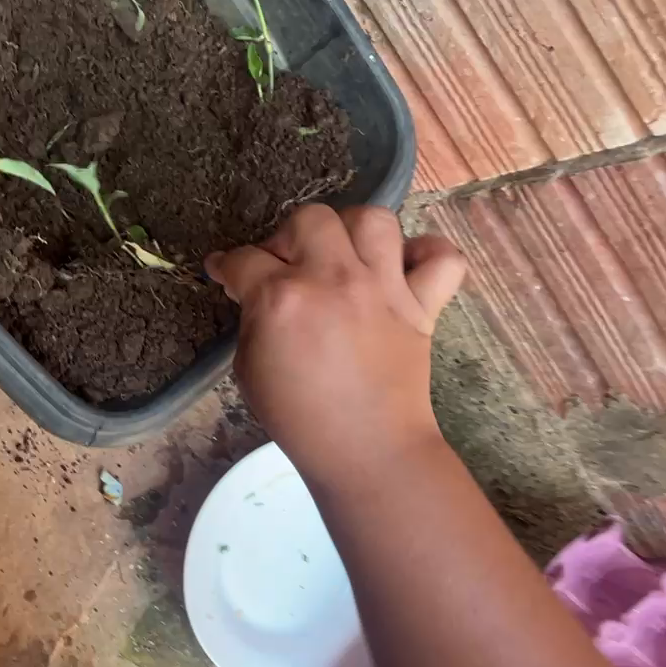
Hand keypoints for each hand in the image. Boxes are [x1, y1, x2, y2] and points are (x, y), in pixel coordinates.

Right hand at [204, 204, 465, 485]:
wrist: (364, 448)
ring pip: (373, 219)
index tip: (223, 270)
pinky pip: (442, 257)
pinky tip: (400, 270)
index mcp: (279, 299)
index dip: (225, 264)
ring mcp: (383, 288)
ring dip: (349, 230)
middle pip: (308, 218)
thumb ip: (254, 319)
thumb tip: (260, 296)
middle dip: (286, 236)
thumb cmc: (295, 414)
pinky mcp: (423, 305)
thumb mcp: (248, 364)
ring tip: (339, 256)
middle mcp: (332, 279)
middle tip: (284, 265)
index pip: (242, 259)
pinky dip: (425, 254)